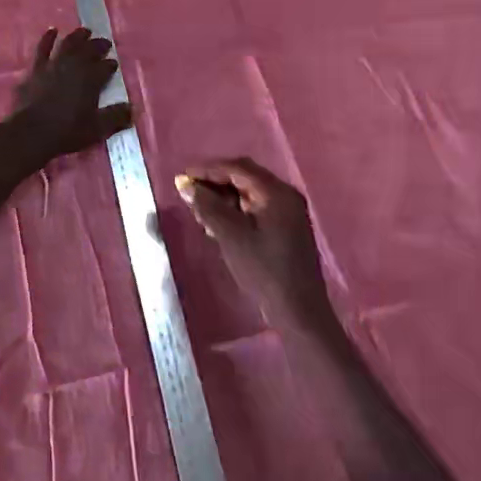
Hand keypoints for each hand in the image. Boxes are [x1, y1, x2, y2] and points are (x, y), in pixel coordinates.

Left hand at [9, 28, 134, 157]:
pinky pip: (43, 48)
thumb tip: (132, 109)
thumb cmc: (67, 131)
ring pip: (69, 44)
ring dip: (78, 36)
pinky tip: (53, 30)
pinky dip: (49, 38)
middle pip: (89, 50)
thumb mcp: (96, 128)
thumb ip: (115, 117)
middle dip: (99, 45)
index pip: (105, 67)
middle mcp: (74, 66)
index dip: (110, 65)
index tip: (113, 64)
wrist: (32, 131)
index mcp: (91, 79)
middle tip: (105, 43)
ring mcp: (54, 64)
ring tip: (85, 31)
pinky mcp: (37, 67)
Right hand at [175, 158, 330, 322]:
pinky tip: (218, 223)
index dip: (207, 170)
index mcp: (276, 192)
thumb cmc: (264, 270)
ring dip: (223, 197)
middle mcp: (285, 195)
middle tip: (189, 191)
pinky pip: (256, 207)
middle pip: (244, 176)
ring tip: (199, 209)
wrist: (298, 312)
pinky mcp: (285, 228)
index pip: (237, 168)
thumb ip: (207, 206)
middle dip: (215, 182)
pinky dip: (235, 210)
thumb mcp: (230, 236)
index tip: (182, 176)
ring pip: (249, 192)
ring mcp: (288, 212)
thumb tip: (185, 184)